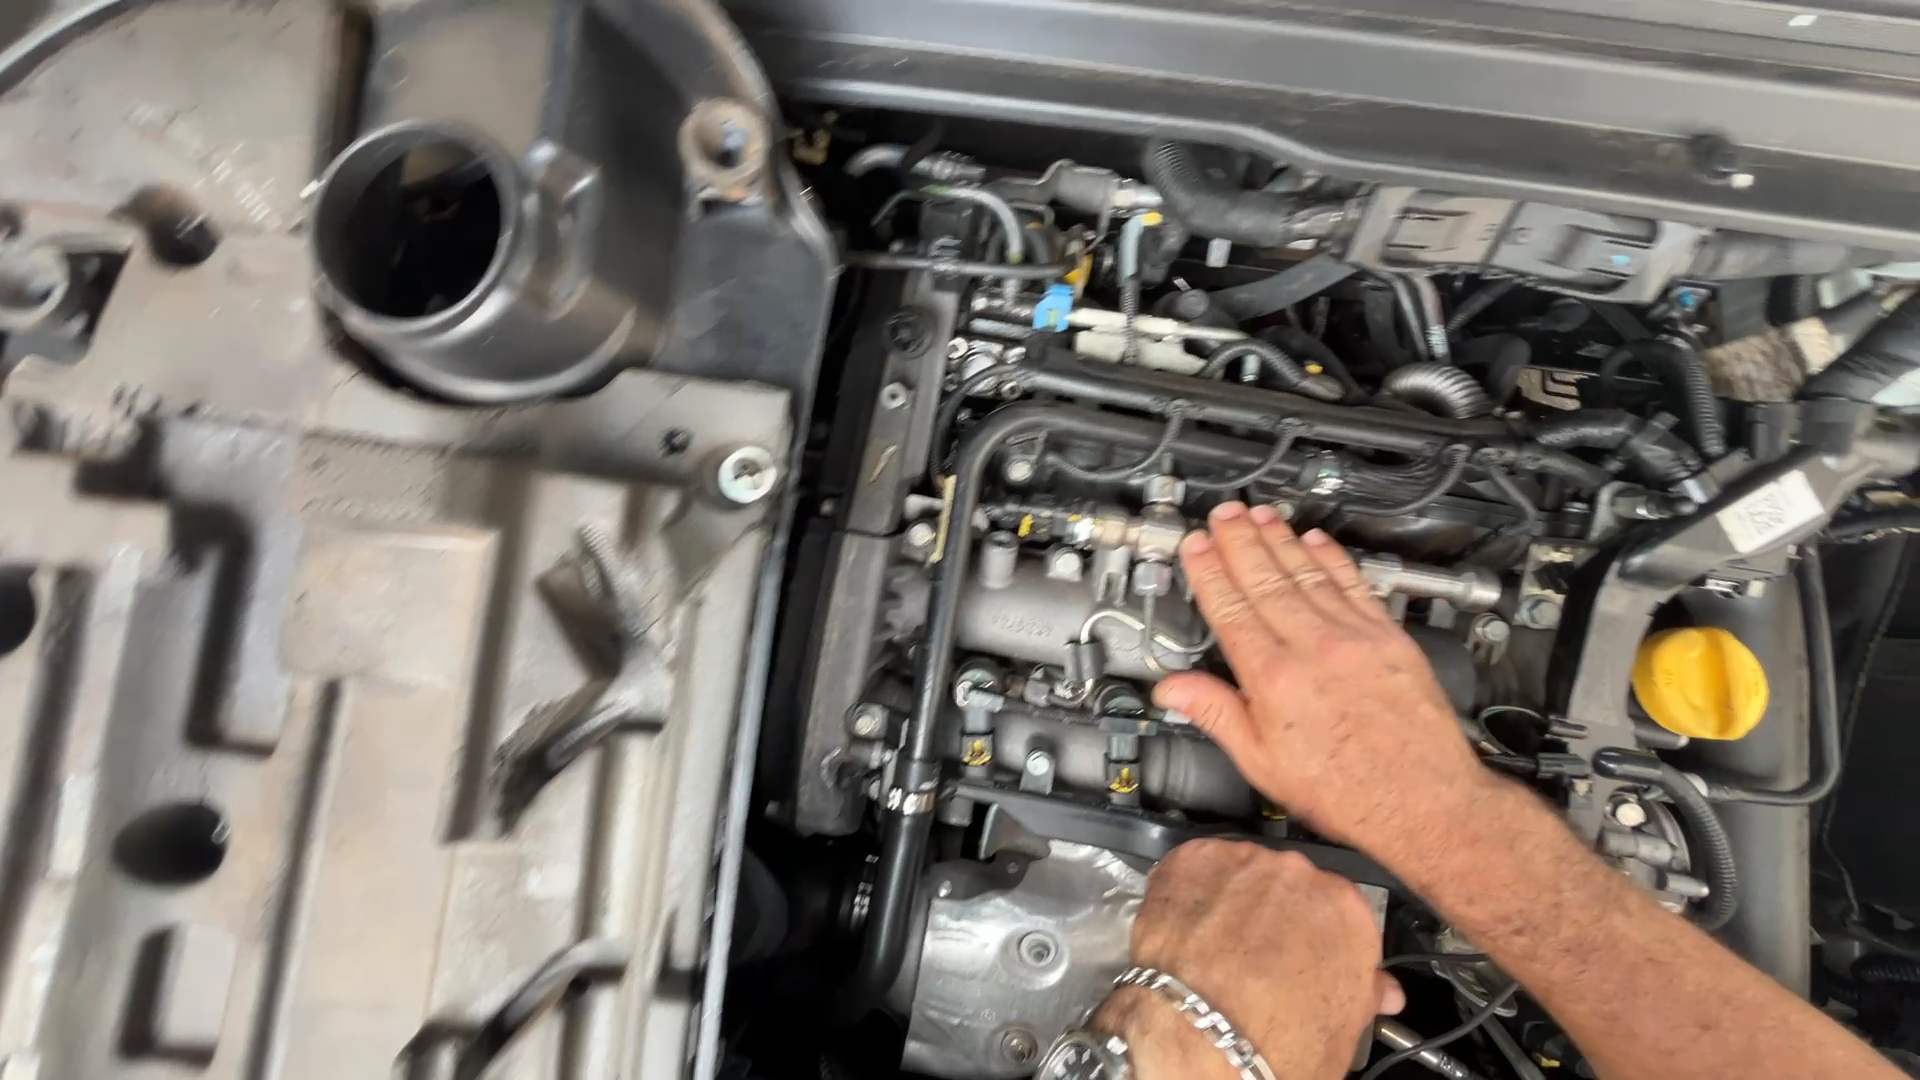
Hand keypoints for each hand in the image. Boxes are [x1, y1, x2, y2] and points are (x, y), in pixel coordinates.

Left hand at [1091, 839, 1400, 1079]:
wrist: (1199, 1032)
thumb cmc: (1275, 1041)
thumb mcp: (1341, 1031)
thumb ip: (1361, 991)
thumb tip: (1377, 987)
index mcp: (1345, 908)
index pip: (1339, 909)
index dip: (1319, 935)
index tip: (1307, 954)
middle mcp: (1294, 872)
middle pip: (1287, 885)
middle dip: (1275, 912)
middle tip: (1257, 954)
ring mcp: (1239, 859)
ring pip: (1241, 872)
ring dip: (1233, 898)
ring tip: (1217, 944)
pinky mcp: (1190, 857)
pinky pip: (1196, 868)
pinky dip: (1191, 890)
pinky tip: (1189, 926)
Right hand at [1151, 502, 1492, 859]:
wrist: (1429, 805)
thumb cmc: (1347, 789)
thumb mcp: (1262, 763)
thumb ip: (1215, 714)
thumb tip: (1173, 690)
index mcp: (1274, 678)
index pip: (1231, 608)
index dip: (1210, 571)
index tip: (1198, 545)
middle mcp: (1314, 648)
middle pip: (1266, 580)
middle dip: (1241, 541)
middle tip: (1225, 513)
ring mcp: (1355, 638)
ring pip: (1307, 574)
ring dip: (1280, 540)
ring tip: (1260, 514)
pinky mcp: (1389, 639)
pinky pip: (1354, 585)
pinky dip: (1332, 558)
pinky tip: (1317, 540)